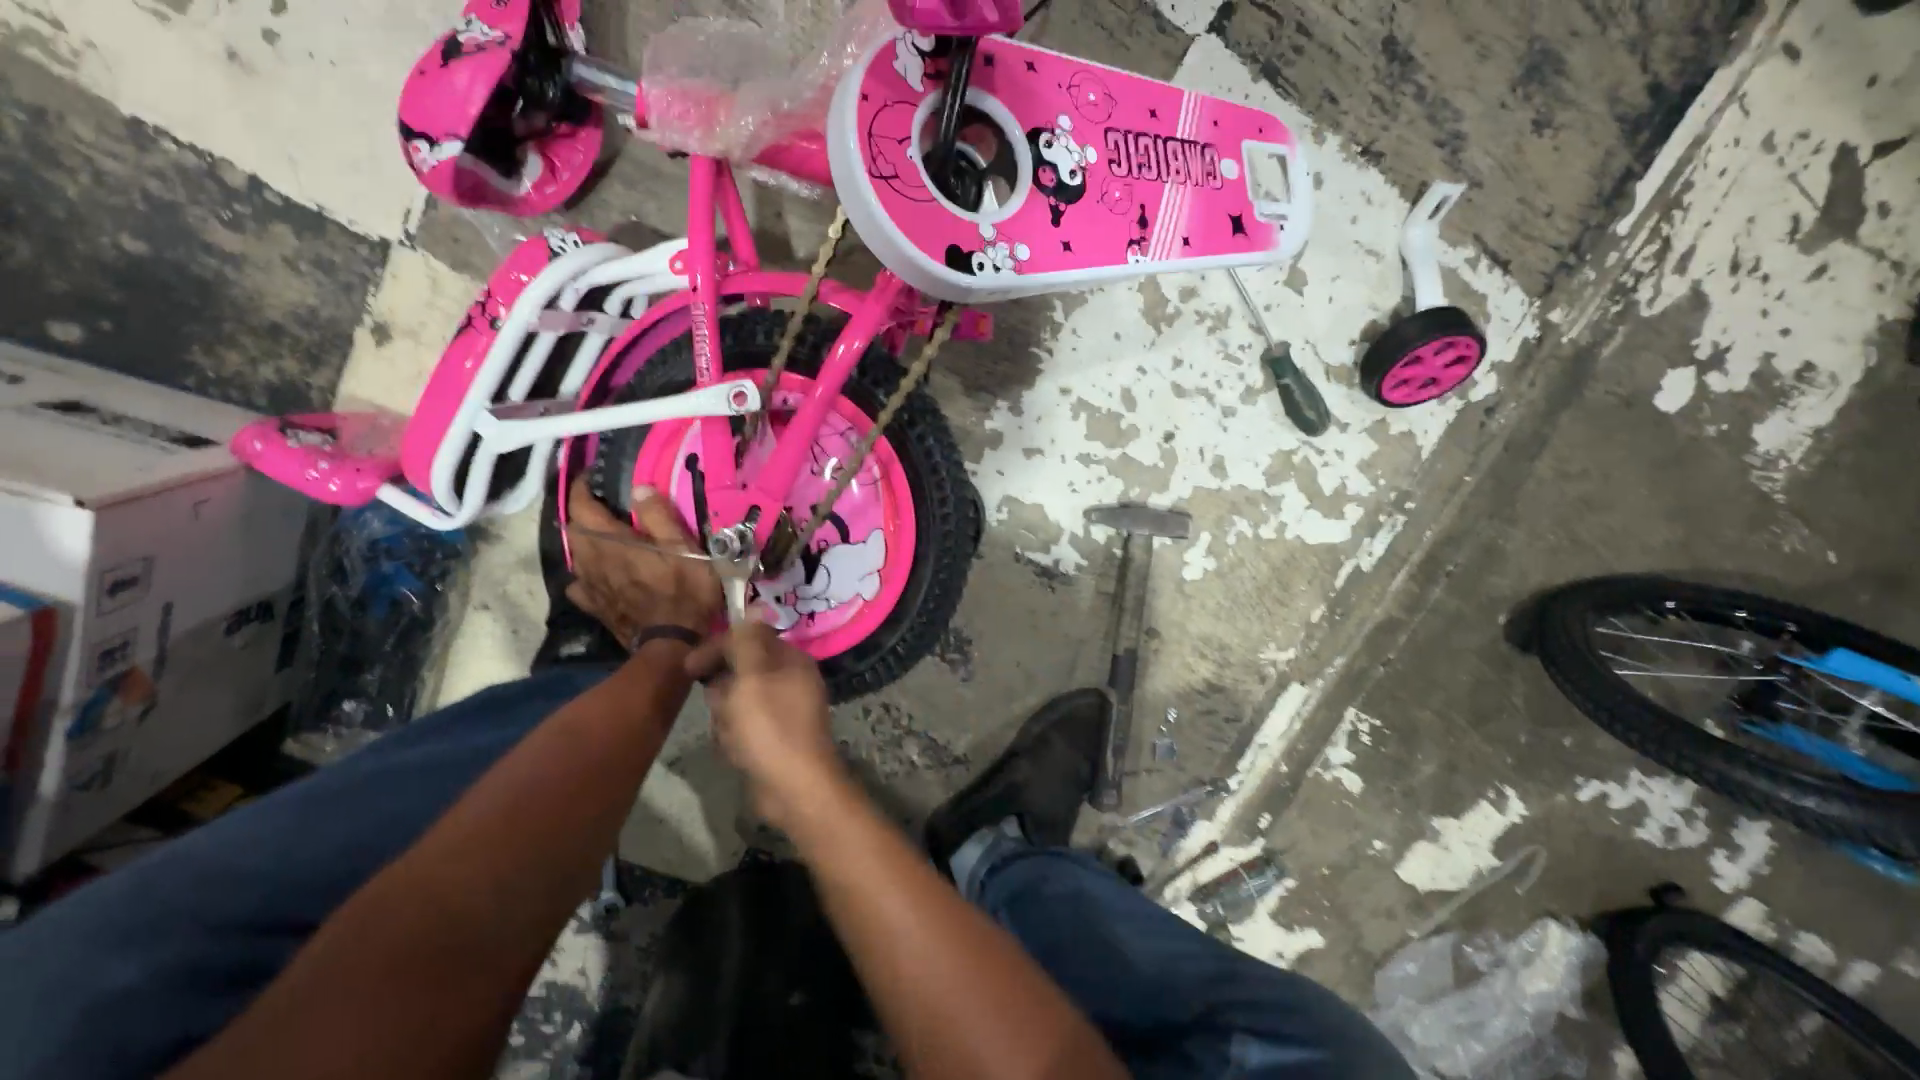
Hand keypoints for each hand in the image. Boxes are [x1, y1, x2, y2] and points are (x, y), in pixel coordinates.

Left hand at [564, 477, 721, 645]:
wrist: (672, 646)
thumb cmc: (684, 592)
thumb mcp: (684, 548)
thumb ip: (659, 515)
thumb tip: (638, 488)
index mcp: (610, 541)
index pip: (581, 505)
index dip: (582, 487)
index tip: (592, 476)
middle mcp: (591, 560)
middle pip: (574, 529)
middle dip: (583, 513)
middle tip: (604, 505)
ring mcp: (590, 586)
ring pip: (576, 555)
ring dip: (586, 542)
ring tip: (605, 537)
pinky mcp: (596, 607)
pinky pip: (580, 584)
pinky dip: (586, 574)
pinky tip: (598, 575)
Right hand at [686, 622, 842, 827]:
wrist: (795, 789)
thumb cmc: (771, 728)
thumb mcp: (753, 677)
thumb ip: (748, 640)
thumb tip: (755, 602)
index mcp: (789, 661)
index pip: (746, 639)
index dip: (716, 649)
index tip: (689, 667)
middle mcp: (789, 681)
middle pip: (737, 673)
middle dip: (722, 693)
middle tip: (725, 711)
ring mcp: (781, 712)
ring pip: (734, 703)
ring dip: (726, 720)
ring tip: (734, 736)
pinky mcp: (772, 739)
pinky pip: (740, 729)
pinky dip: (734, 739)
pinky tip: (738, 753)